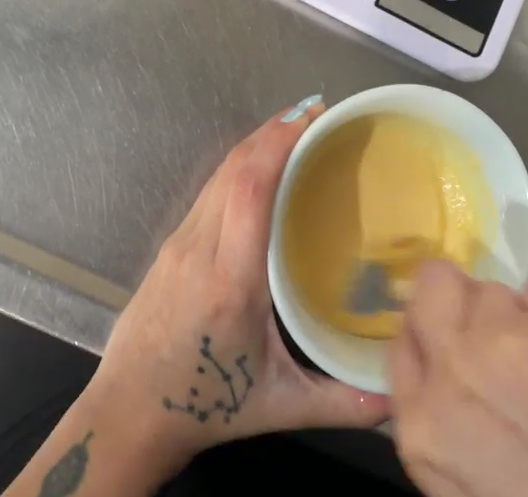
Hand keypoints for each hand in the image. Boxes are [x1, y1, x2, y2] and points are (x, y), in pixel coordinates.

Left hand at [76, 98, 389, 476]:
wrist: (126, 414)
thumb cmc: (206, 406)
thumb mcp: (279, 406)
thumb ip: (342, 401)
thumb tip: (400, 398)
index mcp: (231, 280)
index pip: (250, 189)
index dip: (279, 144)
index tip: (314, 119)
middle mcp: (201, 249)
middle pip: (233, 168)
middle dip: (275, 131)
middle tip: (318, 114)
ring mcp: (179, 243)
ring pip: (217, 174)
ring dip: (255, 144)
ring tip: (295, 129)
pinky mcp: (170, 246)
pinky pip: (208, 190)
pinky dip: (238, 165)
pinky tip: (261, 168)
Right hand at [388, 262, 527, 496]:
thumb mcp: (466, 491)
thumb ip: (437, 424)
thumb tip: (434, 367)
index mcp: (424, 427)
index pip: (401, 341)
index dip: (429, 338)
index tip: (452, 344)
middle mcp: (456, 369)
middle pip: (433, 285)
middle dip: (452, 297)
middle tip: (488, 326)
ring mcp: (509, 337)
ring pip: (493, 289)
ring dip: (512, 316)